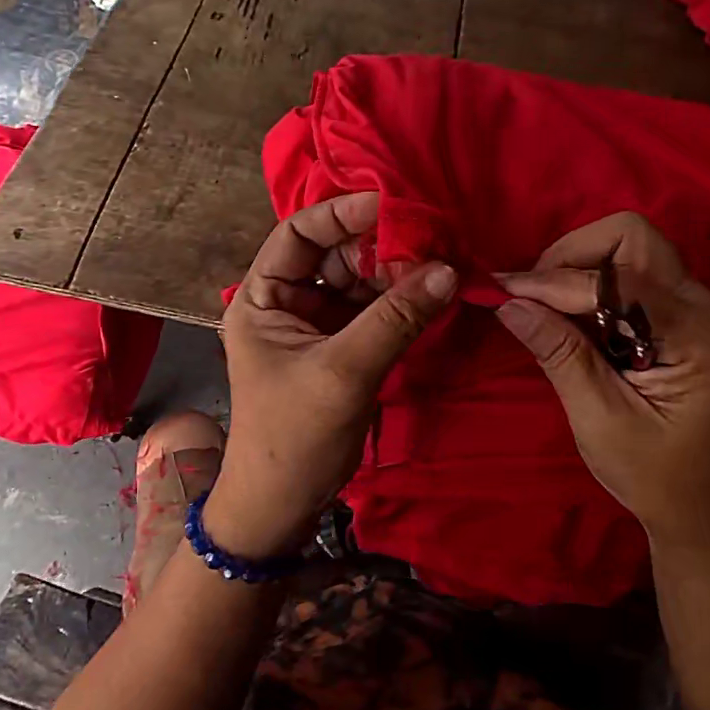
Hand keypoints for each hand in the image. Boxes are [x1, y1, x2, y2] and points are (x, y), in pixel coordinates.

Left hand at [212, 192, 457, 558]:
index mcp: (262, 298)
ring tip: (440, 266)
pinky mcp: (340, 349)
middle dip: (379, 247)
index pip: (298, 234)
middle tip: (431, 243)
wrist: (282, 505)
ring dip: (395, 274)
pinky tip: (430, 294)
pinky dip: (399, 303)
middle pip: (334, 255)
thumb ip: (395, 319)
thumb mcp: (343, 373)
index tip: (393, 204)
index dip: (342, 214)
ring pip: (357, 282)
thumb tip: (448, 269)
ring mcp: (315, 327)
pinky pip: (371, 312)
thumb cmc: (293, 436)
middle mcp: (285, 304)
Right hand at [494, 212, 709, 544]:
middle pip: (637, 239)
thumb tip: (508, 303)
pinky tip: (570, 314)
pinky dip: (593, 283)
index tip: (504, 291)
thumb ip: (560, 354)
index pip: (621, 282)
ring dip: (581, 266)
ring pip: (635, 249)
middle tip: (533, 293)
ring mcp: (706, 311)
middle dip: (573, 255)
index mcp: (702, 342)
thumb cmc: (655, 477)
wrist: (705, 512)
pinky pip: (636, 274)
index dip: (556, 281)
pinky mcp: (689, 317)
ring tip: (546, 305)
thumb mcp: (600, 420)